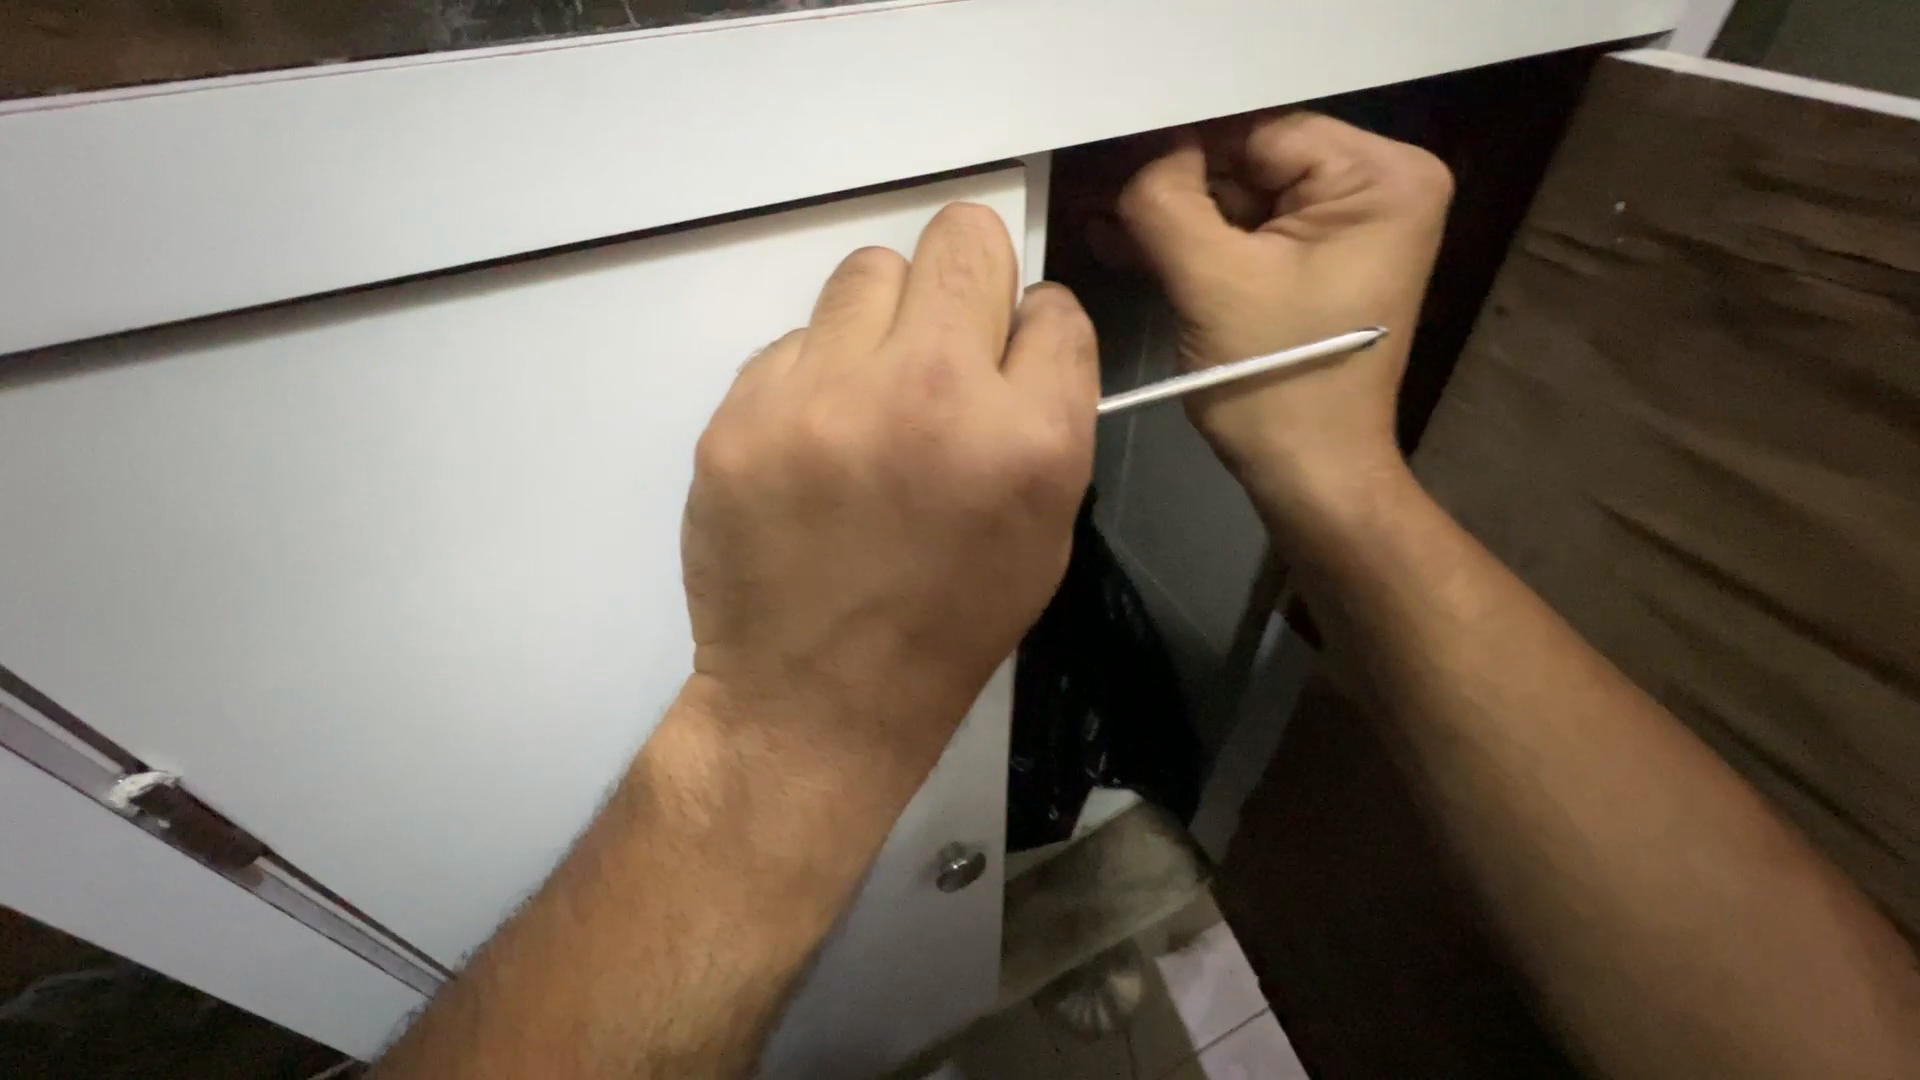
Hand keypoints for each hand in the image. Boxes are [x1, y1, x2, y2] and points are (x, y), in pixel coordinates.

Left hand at [679, 204, 1097, 789]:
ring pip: (867, 270)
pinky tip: (813, 443)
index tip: (1010, 360)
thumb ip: (1044, 418)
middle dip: (968, 281)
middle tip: (945, 345)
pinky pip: (794, 340)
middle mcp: (931, 395)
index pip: (1054, 308)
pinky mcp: (741, 413)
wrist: (817, 698)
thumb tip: (1018, 333)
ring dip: (884, 318)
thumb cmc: (947, 625)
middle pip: (962, 238)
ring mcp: (823, 398)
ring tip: (871, 395)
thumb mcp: (1043, 533)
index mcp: (1029, 440)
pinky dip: (816, 375)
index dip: (1034, 332)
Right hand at [1116, 113, 1451, 517]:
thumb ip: (1166, 203)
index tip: (1112, 160)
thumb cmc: (1275, 384)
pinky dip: (1190, 245)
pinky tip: (1128, 243)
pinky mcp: (1311, 266)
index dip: (1182, 146)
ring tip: (1100, 220)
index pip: (1261, 131)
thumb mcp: (1212, 282)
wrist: (1307, 472)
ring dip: (1169, 217)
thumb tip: (1139, 160)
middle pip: (1250, 165)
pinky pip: (1242, 239)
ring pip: (1238, 203)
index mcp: (1379, 179)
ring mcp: (1343, 231)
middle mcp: (1374, 191)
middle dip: (1170, 187)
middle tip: (1096, 190)